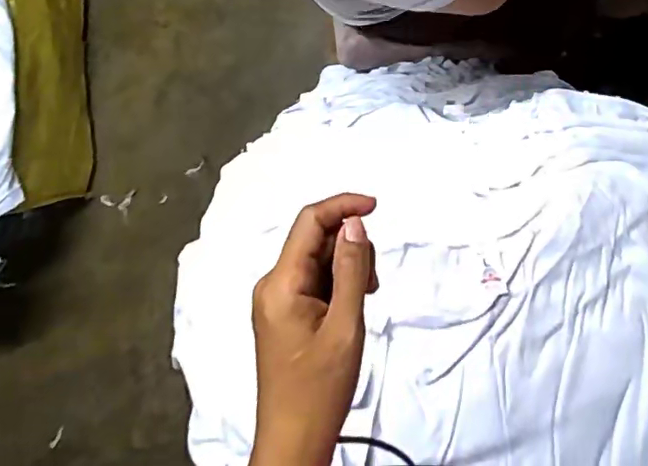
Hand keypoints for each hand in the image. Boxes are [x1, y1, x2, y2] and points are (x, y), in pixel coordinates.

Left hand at [250, 194, 378, 465]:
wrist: (293, 445)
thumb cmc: (318, 391)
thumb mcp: (345, 327)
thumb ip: (352, 270)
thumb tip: (354, 223)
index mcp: (280, 283)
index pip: (309, 221)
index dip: (342, 205)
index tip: (374, 206)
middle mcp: (272, 284)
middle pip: (314, 240)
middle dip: (349, 247)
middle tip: (372, 282)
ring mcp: (276, 300)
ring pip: (317, 260)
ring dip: (346, 268)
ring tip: (362, 302)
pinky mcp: (284, 314)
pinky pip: (313, 281)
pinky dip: (337, 284)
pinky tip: (350, 309)